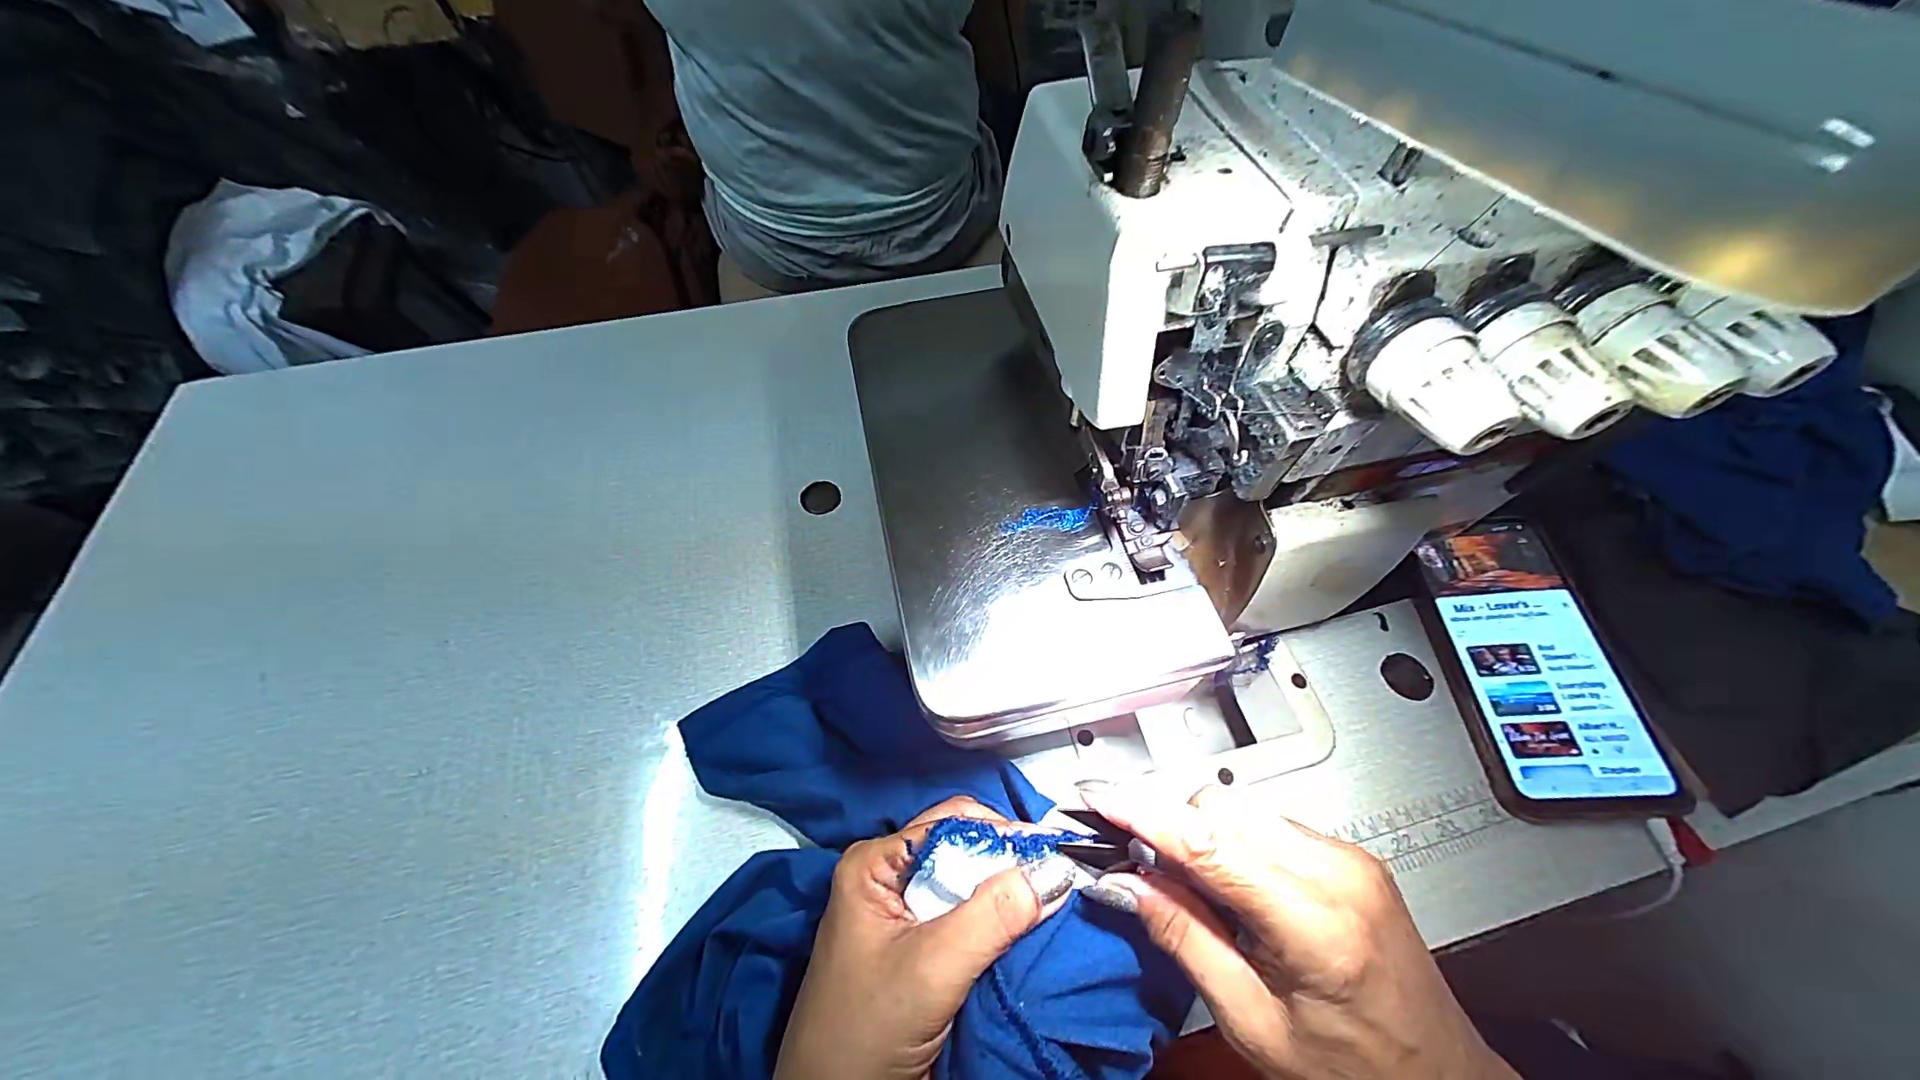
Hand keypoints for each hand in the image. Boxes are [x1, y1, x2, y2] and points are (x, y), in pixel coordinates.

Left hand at [774, 796, 1071, 1079]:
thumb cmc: (865, 1030)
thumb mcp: (931, 968)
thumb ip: (991, 917)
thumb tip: (1051, 871)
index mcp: (873, 863)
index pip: (948, 825)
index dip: (1000, 832)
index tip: (1049, 850)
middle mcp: (886, 876)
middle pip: (958, 848)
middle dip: (1005, 859)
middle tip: (1054, 873)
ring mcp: (900, 910)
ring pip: (964, 881)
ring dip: (1003, 888)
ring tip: (1047, 893)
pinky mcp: (915, 943)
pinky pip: (963, 912)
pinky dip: (994, 916)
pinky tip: (1022, 922)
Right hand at [1081, 785, 1518, 1079]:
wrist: (1438, 1078)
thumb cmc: (1356, 1072)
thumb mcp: (1252, 1021)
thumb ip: (1183, 937)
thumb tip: (1127, 881)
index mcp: (1317, 923)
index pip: (1207, 843)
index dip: (1142, 813)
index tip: (1099, 795)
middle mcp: (1338, 873)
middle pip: (1220, 809)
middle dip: (1170, 827)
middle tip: (1143, 868)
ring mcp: (1347, 856)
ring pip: (1239, 807)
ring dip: (1199, 832)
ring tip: (1195, 888)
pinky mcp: (1346, 851)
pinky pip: (1264, 819)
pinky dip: (1230, 838)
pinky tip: (1231, 884)